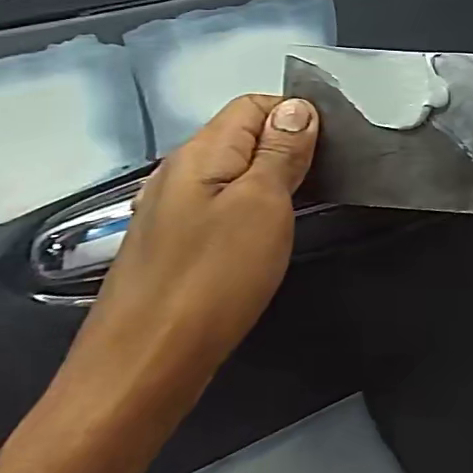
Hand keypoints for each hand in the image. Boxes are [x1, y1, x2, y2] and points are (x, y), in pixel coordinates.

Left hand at [63, 94, 318, 422]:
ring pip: (232, 174)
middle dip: (286, 149)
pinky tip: (264, 238)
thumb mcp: (261, 205)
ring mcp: (172, 211)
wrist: (143, 368)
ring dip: (270, 181)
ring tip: (302, 207)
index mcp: (200, 152)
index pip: (253, 104)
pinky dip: (249, 211)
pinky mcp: (173, 245)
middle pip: (242, 136)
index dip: (294, 115)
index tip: (329, 148)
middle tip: (323, 180)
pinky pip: (220, 207)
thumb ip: (280, 152)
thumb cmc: (211, 280)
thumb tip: (296, 107)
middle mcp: (180, 172)